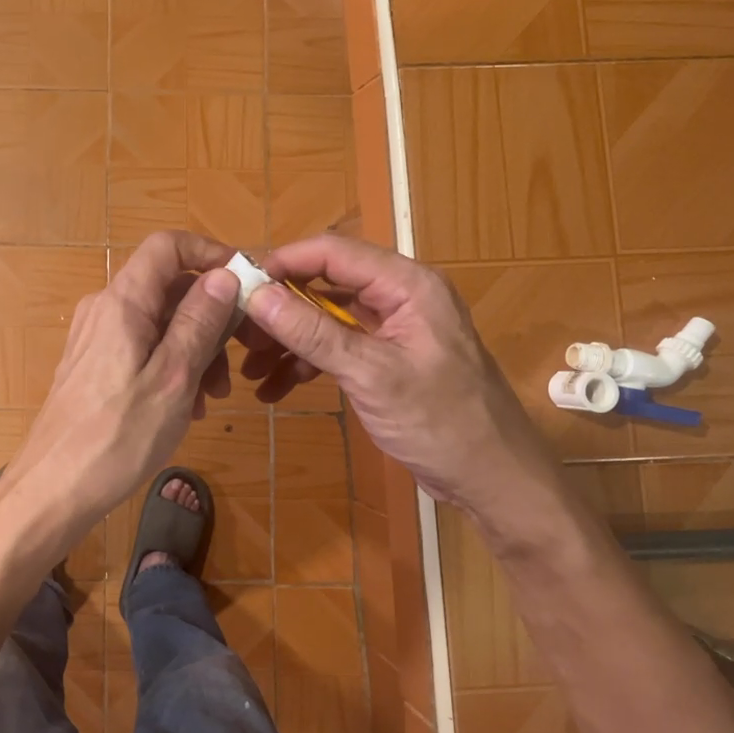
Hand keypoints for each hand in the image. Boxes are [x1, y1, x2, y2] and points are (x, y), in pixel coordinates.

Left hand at [0, 231, 240, 541]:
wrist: (52, 489)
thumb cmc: (117, 436)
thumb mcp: (173, 378)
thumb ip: (199, 323)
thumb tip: (223, 275)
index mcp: (122, 302)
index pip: (167, 246)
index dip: (209, 254)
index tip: (246, 284)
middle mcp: (104, 309)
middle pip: (168, 287)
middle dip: (211, 317)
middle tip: (241, 360)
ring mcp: (95, 338)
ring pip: (158, 322)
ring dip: (194, 349)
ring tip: (211, 398)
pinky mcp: (92, 366)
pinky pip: (141, 348)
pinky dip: (170, 366)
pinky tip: (185, 407)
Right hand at [242, 235, 551, 510]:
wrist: (495, 481)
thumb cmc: (443, 423)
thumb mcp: (372, 376)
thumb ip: (313, 333)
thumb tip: (257, 296)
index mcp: (407, 285)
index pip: (333, 252)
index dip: (283, 262)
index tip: (238, 284)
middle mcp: (399, 296)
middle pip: (324, 283)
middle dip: (279, 308)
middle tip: (238, 334)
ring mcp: (393, 328)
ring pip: (325, 317)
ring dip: (287, 340)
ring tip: (250, 368)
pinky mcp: (387, 358)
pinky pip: (336, 347)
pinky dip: (306, 363)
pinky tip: (275, 388)